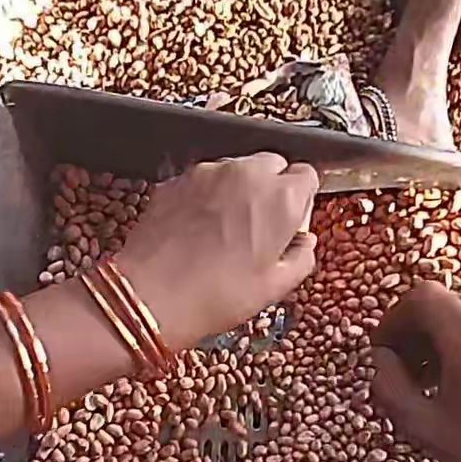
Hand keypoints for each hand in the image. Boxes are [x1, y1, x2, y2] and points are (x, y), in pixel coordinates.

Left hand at [117, 153, 318, 349]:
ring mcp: (208, 173)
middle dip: (269, 189)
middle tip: (258, 227)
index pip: (307, 175)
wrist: (153, 296)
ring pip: (235, 170)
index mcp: (282, 198)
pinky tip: (198, 230)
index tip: (290, 221)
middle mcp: (247, 173)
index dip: (300, 199)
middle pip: (272, 165)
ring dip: (237, 190)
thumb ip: (301, 258)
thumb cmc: (216, 294)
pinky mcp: (176, 180)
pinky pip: (202, 180)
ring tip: (224, 232)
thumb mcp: (274, 287)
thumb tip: (304, 244)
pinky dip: (205, 197)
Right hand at [368, 281, 460, 461]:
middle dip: (417, 328)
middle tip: (404, 364)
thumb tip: (380, 359)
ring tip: (434, 379)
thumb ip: (390, 385)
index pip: (424, 297)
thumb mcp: (424, 428)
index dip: (395, 317)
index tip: (385, 345)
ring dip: (444, 337)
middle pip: (448, 302)